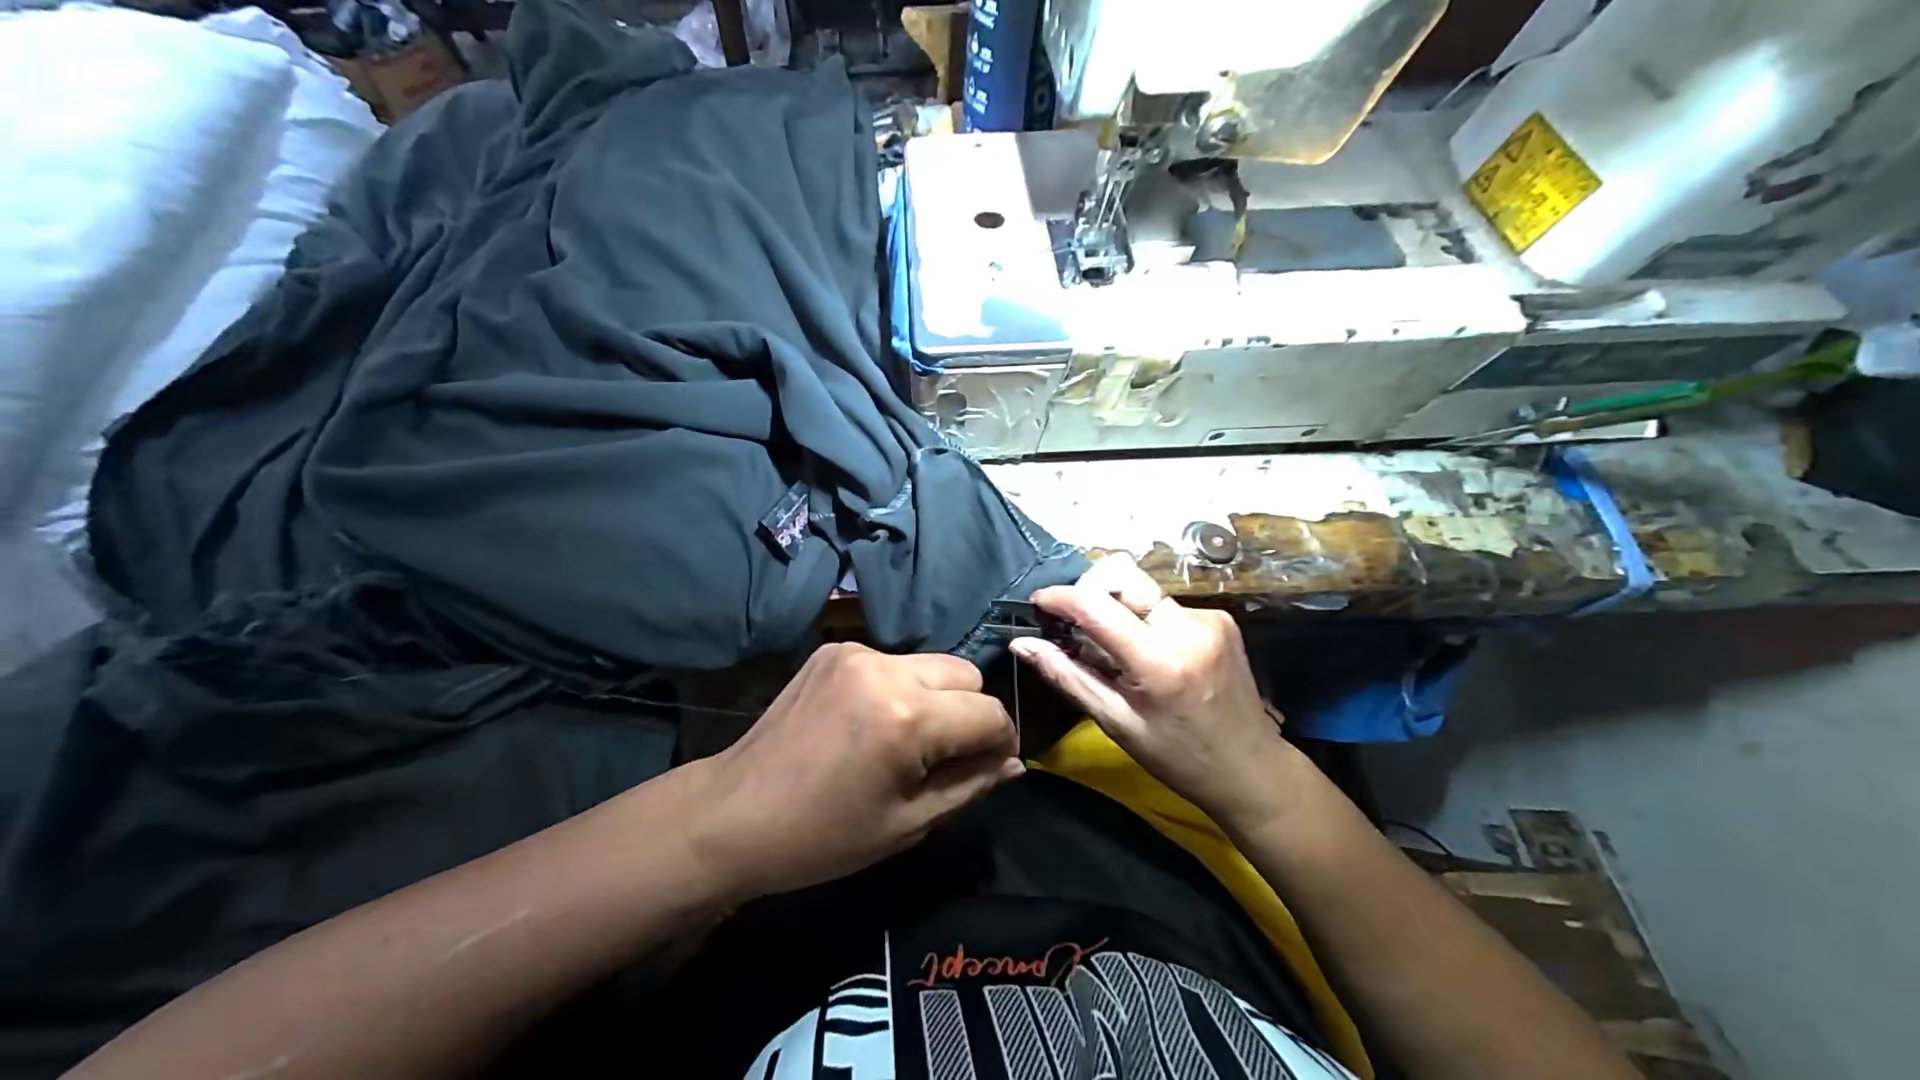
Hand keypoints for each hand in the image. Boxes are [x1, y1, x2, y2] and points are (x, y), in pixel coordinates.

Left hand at [683, 642, 1022, 899]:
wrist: (734, 813)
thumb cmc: (824, 836)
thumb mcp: (909, 823)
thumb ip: (970, 785)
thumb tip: (1015, 763)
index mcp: (908, 717)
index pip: (990, 714)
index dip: (999, 745)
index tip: (986, 770)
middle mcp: (886, 669)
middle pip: (967, 674)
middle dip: (969, 713)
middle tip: (940, 757)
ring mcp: (856, 652)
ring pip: (931, 665)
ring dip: (935, 698)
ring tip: (903, 740)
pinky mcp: (834, 649)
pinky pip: (893, 663)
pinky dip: (898, 688)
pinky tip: (869, 722)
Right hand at [1009, 556, 1295, 829]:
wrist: (1253, 769)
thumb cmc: (1179, 758)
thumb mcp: (1117, 723)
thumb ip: (1067, 676)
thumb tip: (1022, 644)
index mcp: (1160, 660)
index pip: (1096, 605)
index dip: (1059, 597)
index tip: (1038, 605)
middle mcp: (1188, 627)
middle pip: (1122, 577)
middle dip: (1089, 591)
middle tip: (1074, 623)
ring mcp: (1210, 619)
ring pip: (1142, 590)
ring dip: (1117, 609)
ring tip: (1113, 650)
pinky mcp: (1221, 619)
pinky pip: (1165, 605)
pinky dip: (1145, 621)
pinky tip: (1147, 654)